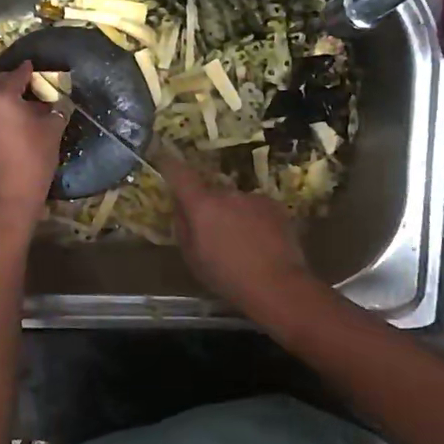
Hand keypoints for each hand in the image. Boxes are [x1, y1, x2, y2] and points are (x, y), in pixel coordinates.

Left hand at [0, 62, 66, 209]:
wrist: (13, 191)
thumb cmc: (35, 156)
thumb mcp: (53, 129)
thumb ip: (56, 110)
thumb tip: (57, 102)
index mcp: (3, 97)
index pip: (17, 75)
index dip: (28, 70)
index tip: (34, 66)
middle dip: (9, 78)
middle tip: (27, 81)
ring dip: (3, 92)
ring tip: (23, 98)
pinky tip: (16, 116)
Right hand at [159, 154, 322, 316]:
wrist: (277, 285)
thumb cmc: (227, 276)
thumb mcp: (193, 259)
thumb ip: (183, 228)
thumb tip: (180, 208)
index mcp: (202, 206)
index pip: (181, 174)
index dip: (170, 164)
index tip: (165, 159)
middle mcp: (227, 194)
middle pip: (210, 194)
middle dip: (209, 208)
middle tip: (213, 235)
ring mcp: (253, 197)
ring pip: (235, 202)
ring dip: (234, 216)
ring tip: (242, 244)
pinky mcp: (274, 205)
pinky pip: (256, 208)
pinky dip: (254, 220)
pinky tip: (261, 243)